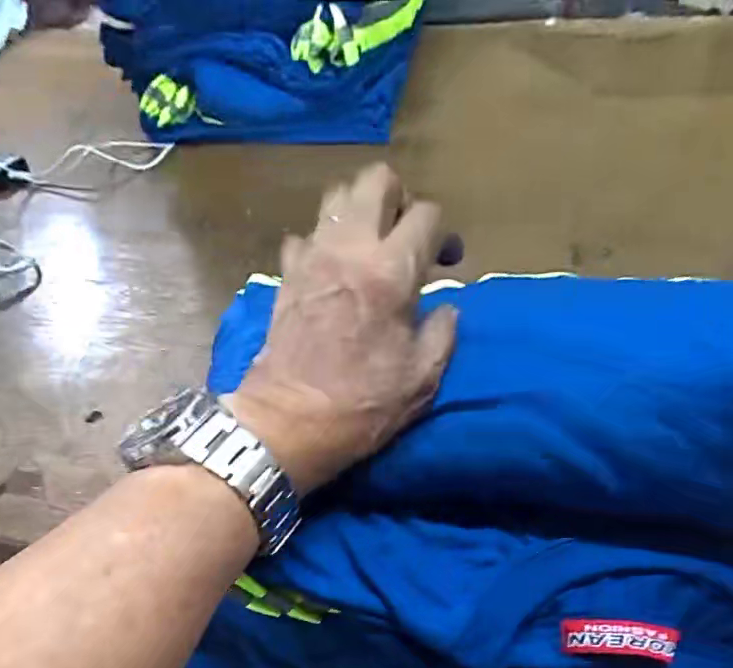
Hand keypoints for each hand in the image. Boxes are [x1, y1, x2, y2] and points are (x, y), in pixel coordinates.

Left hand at [225, 163, 459, 492]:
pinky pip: (306, 235)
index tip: (446, 261)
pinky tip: (333, 272)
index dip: (444, 233)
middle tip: (407, 236)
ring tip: (371, 247)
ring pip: (336, 197)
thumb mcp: (422, 378)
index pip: (426, 216)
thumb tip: (446, 308)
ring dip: (360, 212)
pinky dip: (324, 243)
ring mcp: (311, 256)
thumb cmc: (363, 405)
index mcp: (391, 272)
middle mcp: (349, 248)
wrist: (290, 422)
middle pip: (375, 181)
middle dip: (399, 198)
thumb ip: (442, 333)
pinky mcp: (286, 274)